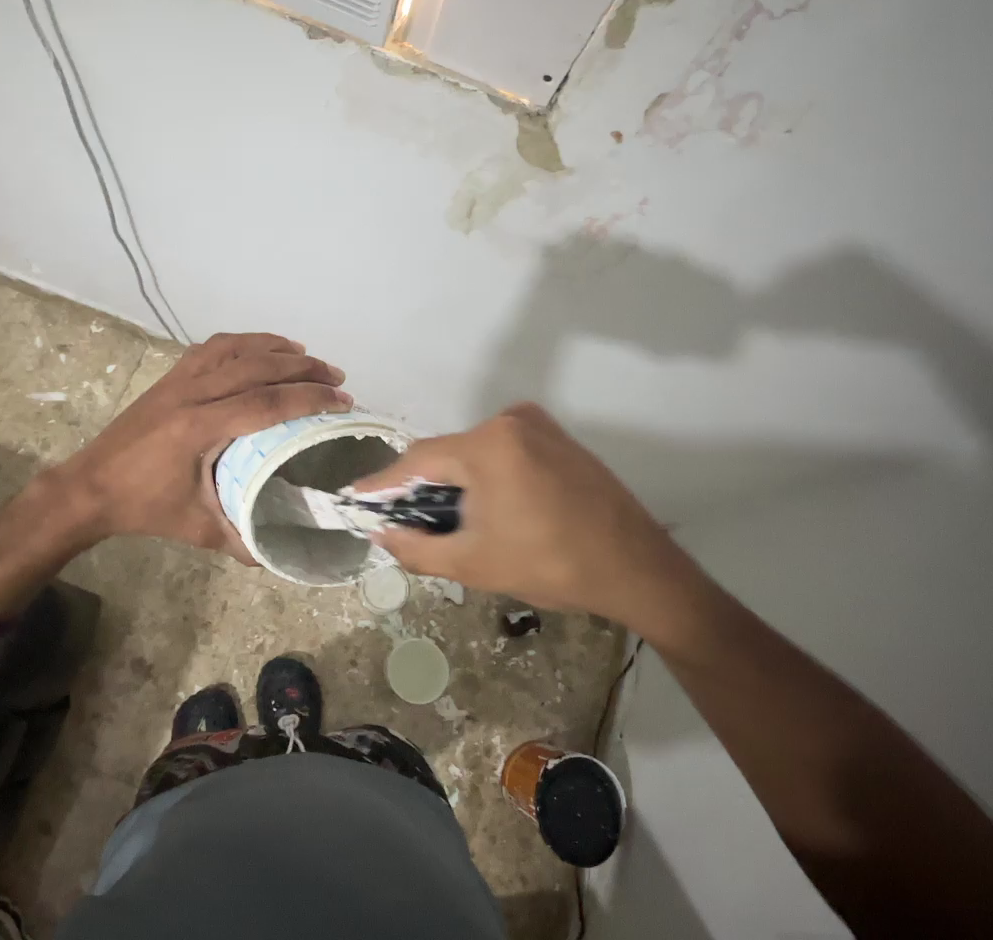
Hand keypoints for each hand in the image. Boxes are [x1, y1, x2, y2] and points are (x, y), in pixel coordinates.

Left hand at [57, 333, 350, 561]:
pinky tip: (260, 351)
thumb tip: (277, 556)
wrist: (88, 487)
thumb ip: (239, 539)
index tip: (342, 399)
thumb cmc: (142, 508)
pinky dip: (242, 343)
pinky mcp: (169, 378)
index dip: (309, 398)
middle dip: (303, 367)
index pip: (265, 403)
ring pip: (234, 348)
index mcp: (199, 428)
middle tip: (337, 376)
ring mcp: (177, 381)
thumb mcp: (195, 528)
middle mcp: (191, 394)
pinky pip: (211, 348)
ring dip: (274, 347)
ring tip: (306, 355)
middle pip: (256, 366)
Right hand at [350, 403, 702, 623]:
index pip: (418, 460)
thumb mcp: (473, 564)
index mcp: (489, 446)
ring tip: (456, 526)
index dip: (384, 483)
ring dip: (459, 484)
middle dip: (425, 489)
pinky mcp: (560, 439)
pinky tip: (495, 511)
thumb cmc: (551, 566)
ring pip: (476, 454)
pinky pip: (505, 453)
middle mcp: (511, 422)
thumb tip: (382, 533)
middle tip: (409, 524)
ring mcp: (540, 426)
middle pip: (448, 455)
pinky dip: (488, 477)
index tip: (355, 497)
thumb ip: (416, 548)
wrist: (637, 569)